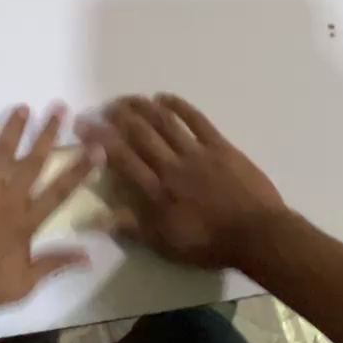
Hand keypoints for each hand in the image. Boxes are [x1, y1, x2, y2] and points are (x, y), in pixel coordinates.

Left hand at [0, 105, 96, 309]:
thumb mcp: (25, 283)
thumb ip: (54, 263)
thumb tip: (88, 256)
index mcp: (26, 221)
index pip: (59, 190)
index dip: (79, 169)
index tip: (96, 149)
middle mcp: (7, 198)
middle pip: (32, 161)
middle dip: (48, 134)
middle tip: (60, 109)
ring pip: (1, 152)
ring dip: (14, 130)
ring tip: (24, 108)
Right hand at [78, 94, 286, 270]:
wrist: (258, 235)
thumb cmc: (209, 244)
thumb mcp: (165, 245)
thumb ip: (131, 228)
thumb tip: (95, 220)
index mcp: (156, 191)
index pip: (121, 159)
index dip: (99, 140)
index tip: (83, 126)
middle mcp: (171, 166)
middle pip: (140, 134)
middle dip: (118, 118)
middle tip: (104, 107)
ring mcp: (197, 153)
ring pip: (165, 123)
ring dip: (144, 108)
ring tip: (128, 99)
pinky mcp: (220, 147)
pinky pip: (196, 121)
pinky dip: (179, 106)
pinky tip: (164, 97)